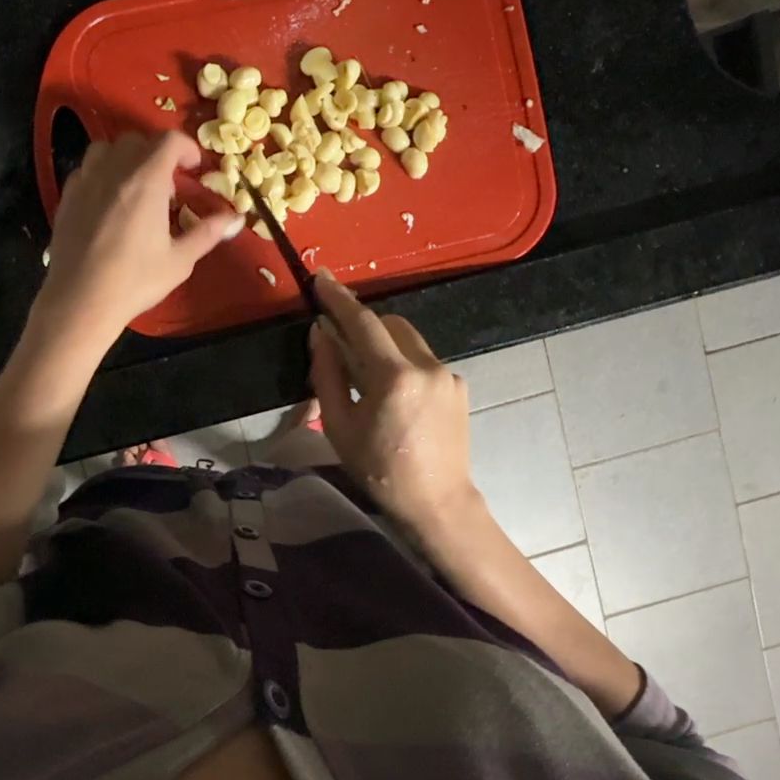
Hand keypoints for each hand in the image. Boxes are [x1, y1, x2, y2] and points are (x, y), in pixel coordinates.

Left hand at [38, 132, 244, 338]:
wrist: (81, 300)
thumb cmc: (135, 281)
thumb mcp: (179, 261)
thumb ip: (207, 233)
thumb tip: (236, 219)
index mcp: (147, 180)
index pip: (169, 141)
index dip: (186, 148)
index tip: (194, 168)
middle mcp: (114, 170)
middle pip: (138, 140)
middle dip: (156, 154)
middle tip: (167, 185)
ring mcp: (86, 181)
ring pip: (106, 148)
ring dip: (125, 158)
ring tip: (134, 186)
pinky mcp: (66, 197)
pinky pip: (85, 170)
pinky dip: (101, 174)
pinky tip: (107, 201)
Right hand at [308, 270, 482, 532]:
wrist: (436, 501)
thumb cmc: (378, 470)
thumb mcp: (338, 426)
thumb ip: (327, 375)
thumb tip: (320, 334)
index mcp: (393, 378)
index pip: (363, 323)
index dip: (339, 299)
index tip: (321, 278)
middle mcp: (426, 366)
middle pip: (389, 323)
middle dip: (362, 323)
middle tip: (337, 339)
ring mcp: (447, 374)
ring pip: (408, 339)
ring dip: (383, 342)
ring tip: (363, 372)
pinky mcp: (458, 384)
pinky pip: (423, 360)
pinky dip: (401, 363)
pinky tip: (391, 395)